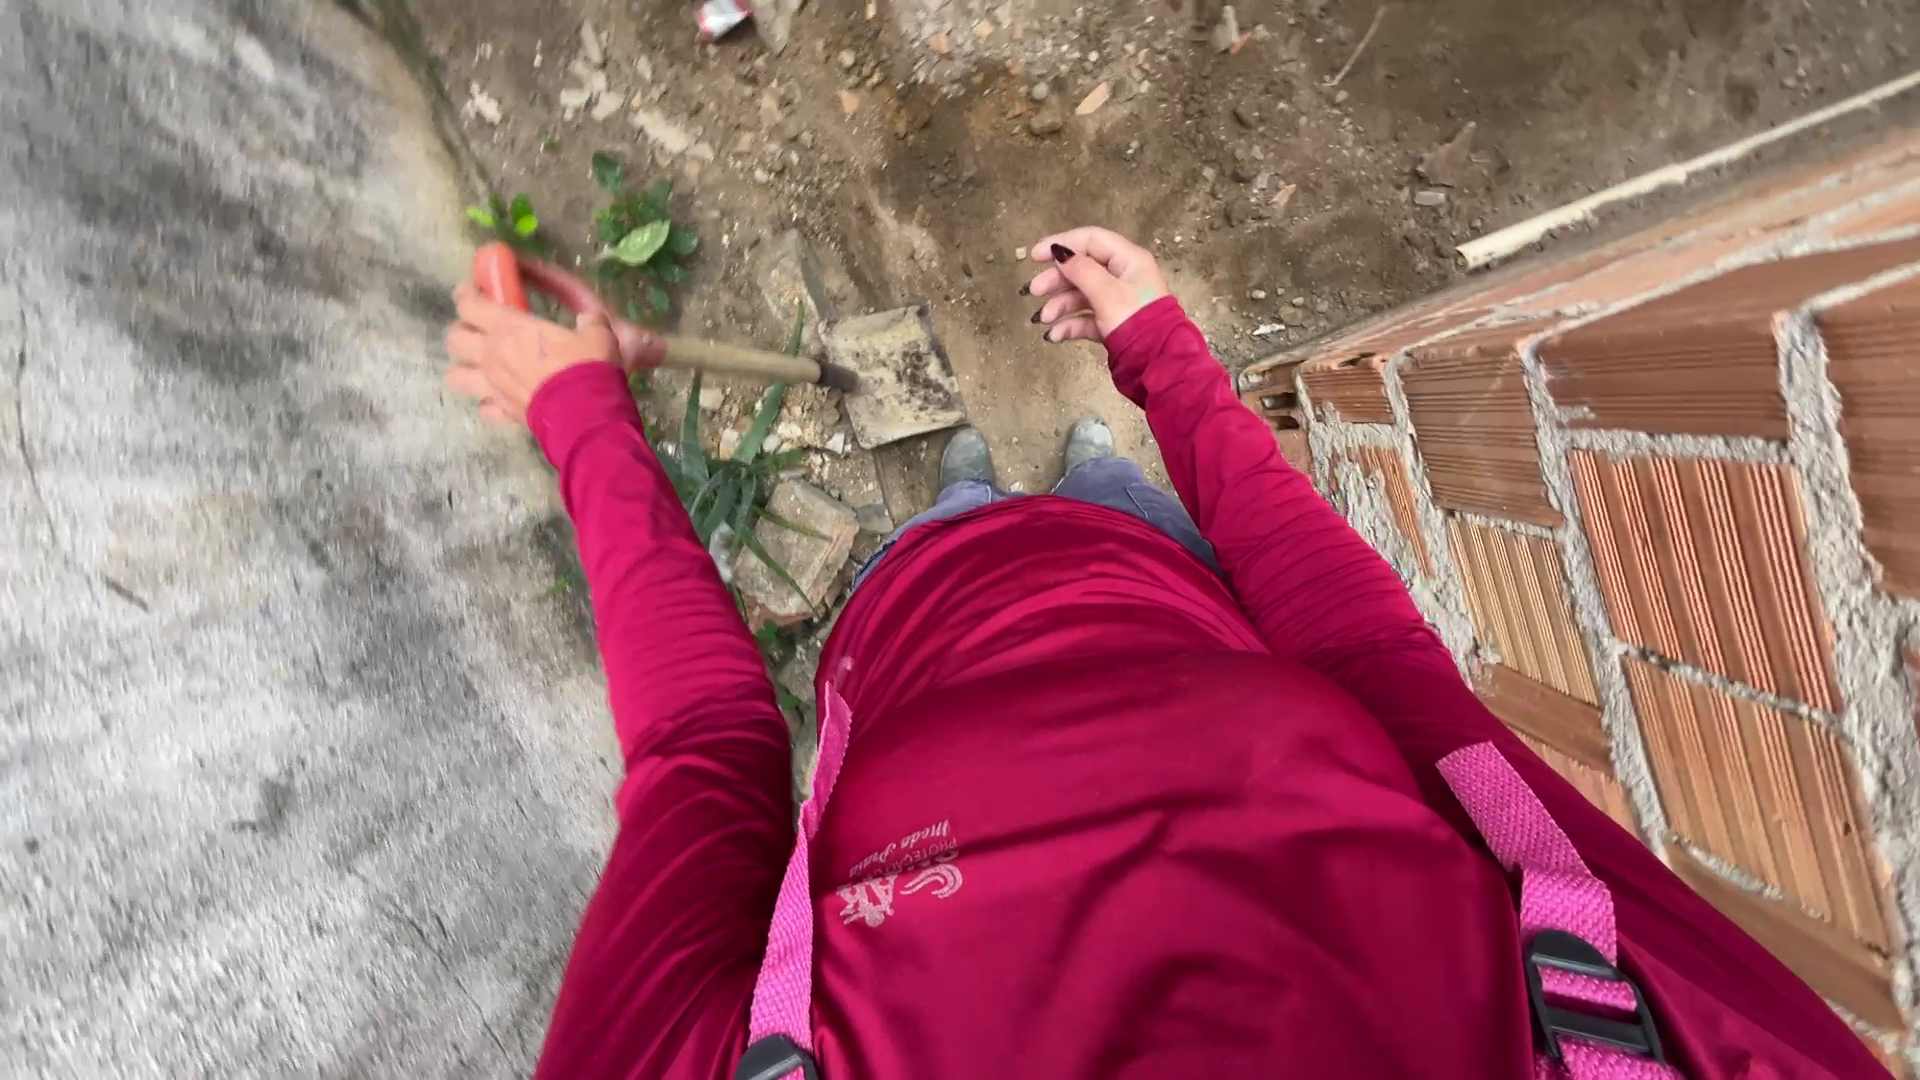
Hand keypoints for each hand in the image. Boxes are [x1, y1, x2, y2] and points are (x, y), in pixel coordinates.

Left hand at [443, 282, 621, 426]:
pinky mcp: (504, 413)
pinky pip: (484, 408)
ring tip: (481, 369)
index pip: (469, 304)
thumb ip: (590, 324)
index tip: (472, 291)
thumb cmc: (587, 367)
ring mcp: (493, 387)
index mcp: (508, 328)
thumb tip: (589, 320)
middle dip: (464, 331)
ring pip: (457, 375)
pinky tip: (500, 401)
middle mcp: (491, 355)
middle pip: (455, 338)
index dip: (467, 294)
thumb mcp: (598, 335)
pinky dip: (489, 403)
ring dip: (466, 369)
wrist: (587, 414)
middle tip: (480, 332)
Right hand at [1022, 227, 1170, 343]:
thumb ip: (1081, 270)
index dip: (1062, 244)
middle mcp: (1123, 277)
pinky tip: (1054, 335)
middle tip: (1034, 291)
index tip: (1035, 256)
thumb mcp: (1106, 292)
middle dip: (1056, 280)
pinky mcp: (1112, 325)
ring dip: (1059, 305)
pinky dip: (1069, 325)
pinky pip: (1086, 319)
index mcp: (1128, 260)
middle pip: (1082, 269)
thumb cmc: (1134, 320)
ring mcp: (1117, 302)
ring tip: (1043, 319)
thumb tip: (1059, 252)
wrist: (1155, 362)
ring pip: (1081, 296)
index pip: (1090, 241)